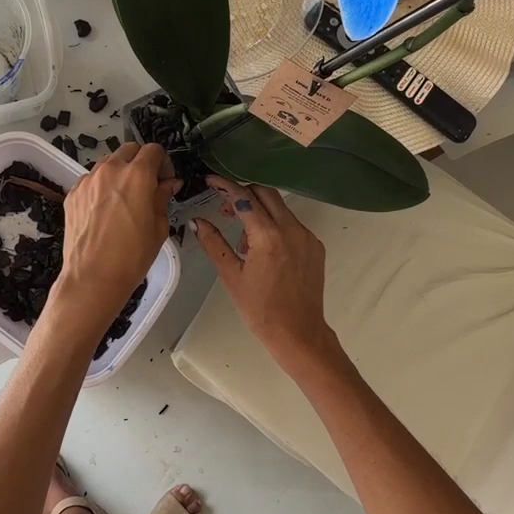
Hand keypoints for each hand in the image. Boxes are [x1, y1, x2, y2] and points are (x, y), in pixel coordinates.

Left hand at [51, 143, 179, 341]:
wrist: (92, 278)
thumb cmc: (131, 257)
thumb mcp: (158, 227)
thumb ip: (163, 197)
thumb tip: (168, 184)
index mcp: (137, 175)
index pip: (153, 150)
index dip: (163, 162)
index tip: (165, 179)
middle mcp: (110, 170)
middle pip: (129, 149)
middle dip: (141, 161)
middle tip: (148, 184)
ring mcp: (88, 181)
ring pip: (108, 163)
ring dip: (120, 172)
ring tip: (125, 198)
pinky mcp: (73, 194)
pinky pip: (91, 180)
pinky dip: (101, 186)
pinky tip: (105, 210)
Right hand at [193, 176, 335, 373]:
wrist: (299, 333)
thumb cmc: (260, 309)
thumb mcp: (231, 276)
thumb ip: (214, 243)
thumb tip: (197, 221)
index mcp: (268, 236)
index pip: (244, 198)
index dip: (225, 185)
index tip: (210, 180)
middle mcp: (291, 229)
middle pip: (265, 192)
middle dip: (244, 193)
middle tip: (225, 208)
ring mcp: (307, 236)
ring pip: (280, 207)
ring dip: (259, 211)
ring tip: (244, 239)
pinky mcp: (315, 246)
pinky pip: (292, 224)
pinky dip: (275, 226)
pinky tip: (264, 250)